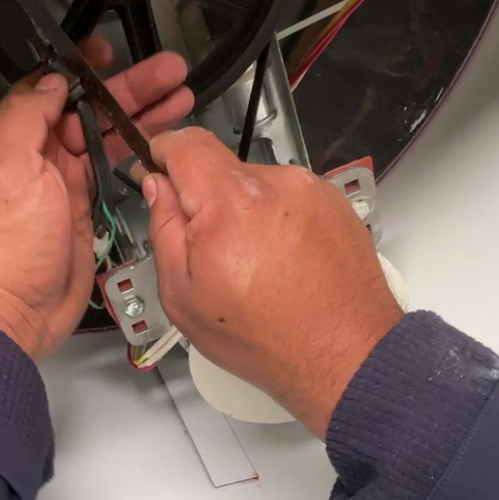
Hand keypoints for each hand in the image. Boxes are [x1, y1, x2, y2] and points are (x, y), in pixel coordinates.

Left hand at [0, 45, 192, 358]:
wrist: (10, 313)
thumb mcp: (4, 167)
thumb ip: (24, 116)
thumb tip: (48, 83)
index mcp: (5, 143)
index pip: (43, 91)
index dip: (78, 69)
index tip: (106, 51)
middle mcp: (30, 162)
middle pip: (83, 111)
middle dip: (126, 89)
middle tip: (166, 72)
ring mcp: (56, 188)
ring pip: (101, 139)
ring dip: (139, 117)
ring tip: (178, 95)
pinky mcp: (79, 213)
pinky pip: (110, 172)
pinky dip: (135, 154)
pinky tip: (160, 141)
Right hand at [143, 129, 402, 436]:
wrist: (344, 355)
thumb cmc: (263, 337)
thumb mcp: (183, 295)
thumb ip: (164, 229)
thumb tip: (157, 186)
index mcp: (230, 202)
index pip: (185, 144)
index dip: (162, 152)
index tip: (155, 170)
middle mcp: (275, 182)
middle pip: (220, 167)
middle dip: (204, 200)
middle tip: (207, 252)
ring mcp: (311, 189)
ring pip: (254, 185)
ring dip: (242, 213)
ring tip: (252, 266)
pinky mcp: (334, 202)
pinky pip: (287, 198)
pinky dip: (273, 222)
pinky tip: (279, 263)